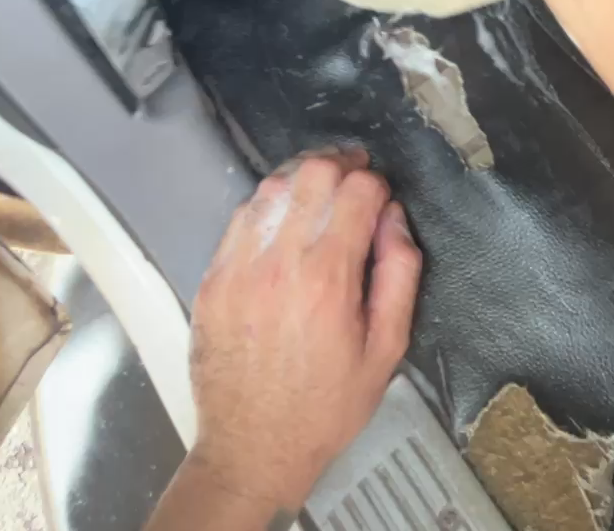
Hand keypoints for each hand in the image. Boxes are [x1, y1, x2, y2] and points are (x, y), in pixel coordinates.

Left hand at [186, 149, 422, 509]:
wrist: (250, 449)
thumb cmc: (327, 403)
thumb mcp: (387, 348)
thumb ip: (400, 273)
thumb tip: (394, 216)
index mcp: (328, 277)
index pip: (357, 191)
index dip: (377, 185)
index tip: (383, 200)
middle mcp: (279, 260)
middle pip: (312, 173)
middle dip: (342, 164)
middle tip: (357, 176)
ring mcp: (238, 265)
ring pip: (273, 184)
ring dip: (305, 176)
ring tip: (324, 187)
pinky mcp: (212, 276)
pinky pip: (243, 213)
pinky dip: (270, 201)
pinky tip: (285, 214)